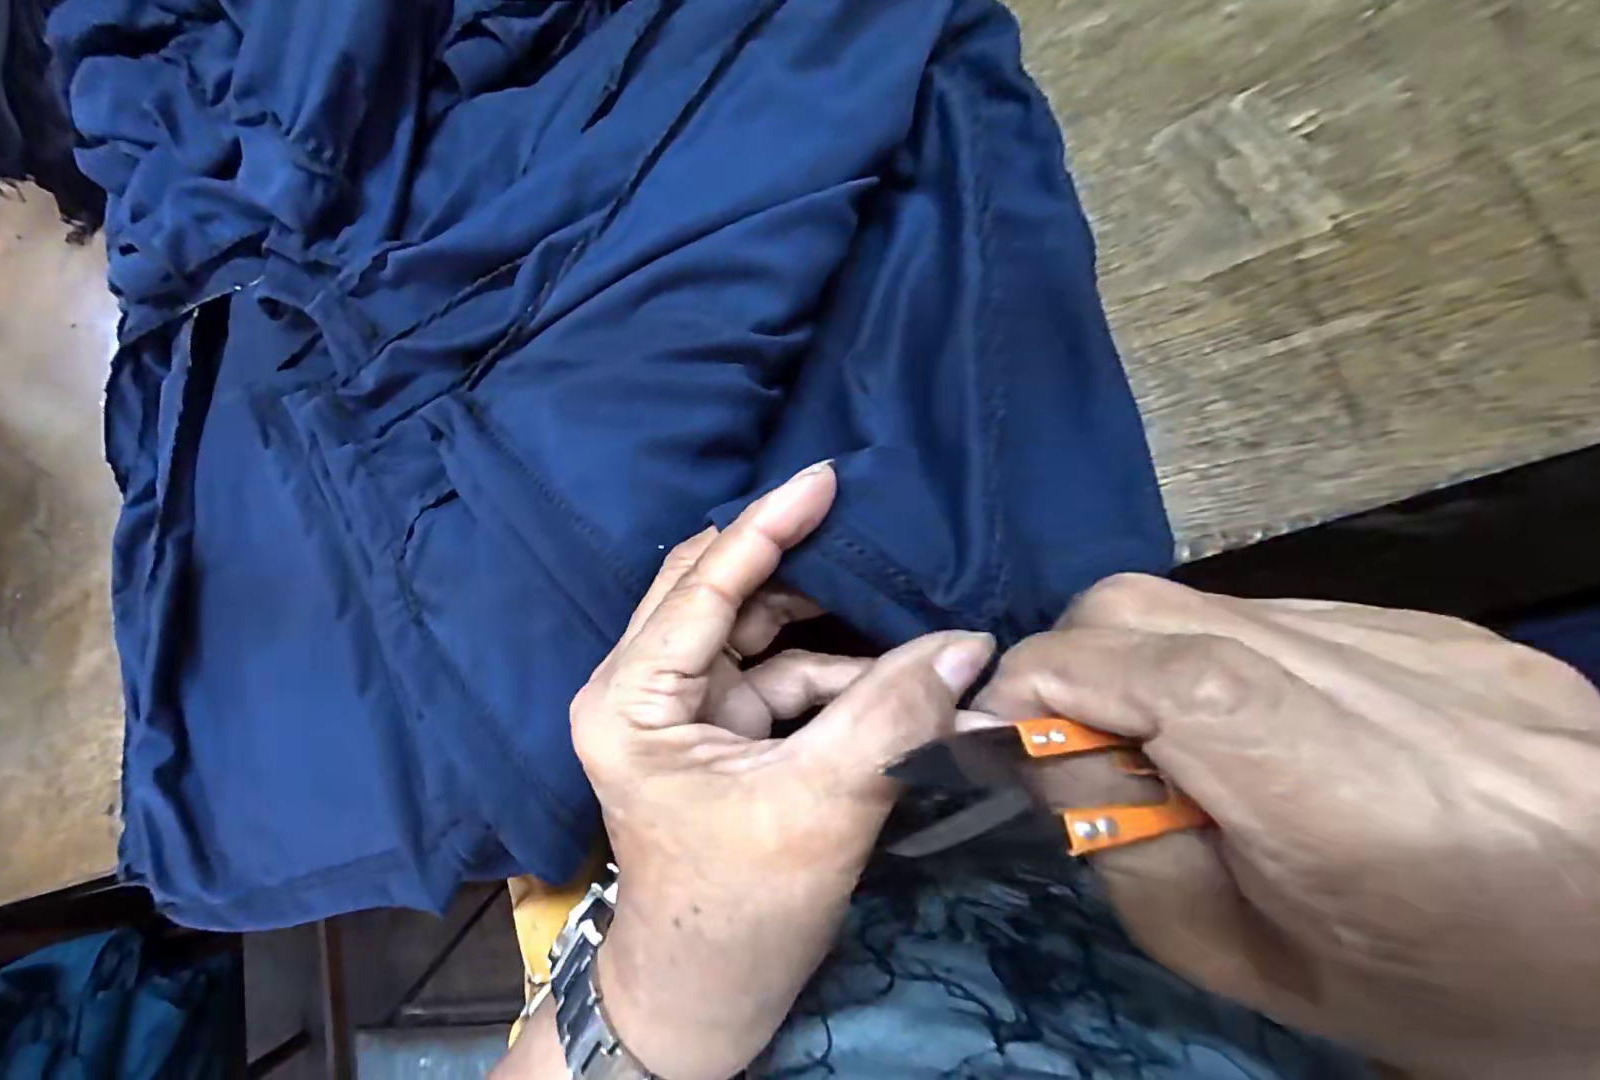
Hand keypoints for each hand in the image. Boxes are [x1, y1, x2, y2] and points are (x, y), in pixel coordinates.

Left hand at [570, 462, 993, 1079]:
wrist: (702, 994)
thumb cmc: (741, 911)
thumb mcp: (822, 806)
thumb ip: (893, 715)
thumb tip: (969, 643)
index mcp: (631, 697)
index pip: (702, 586)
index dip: (765, 526)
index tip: (821, 477)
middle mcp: (638, 685)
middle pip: (713, 590)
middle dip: (787, 560)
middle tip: (857, 524)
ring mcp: (674, 701)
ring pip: (748, 626)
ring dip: (819, 619)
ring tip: (889, 603)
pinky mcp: (710, 720)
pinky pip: (771, 669)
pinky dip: (826, 666)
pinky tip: (887, 670)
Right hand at [977, 574, 1599, 1079]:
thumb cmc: (1394, 996)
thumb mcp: (1211, 946)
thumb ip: (1099, 823)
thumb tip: (1023, 724)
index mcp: (1381, 818)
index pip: (1181, 682)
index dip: (1056, 675)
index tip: (1002, 716)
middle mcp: (1424, 704)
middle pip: (1157, 610)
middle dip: (1071, 654)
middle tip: (1071, 723)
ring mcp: (1439, 649)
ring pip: (1192, 598)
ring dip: (1131, 652)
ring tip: (1164, 725)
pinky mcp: (1443, 628)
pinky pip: (1256, 611)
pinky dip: (1203, 650)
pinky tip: (1248, 713)